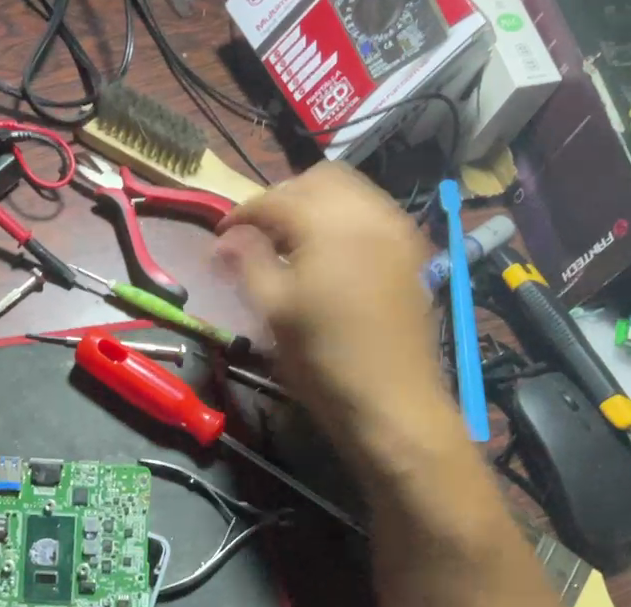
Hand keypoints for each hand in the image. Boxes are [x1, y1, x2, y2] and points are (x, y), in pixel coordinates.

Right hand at [216, 163, 451, 443]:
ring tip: (291, 245)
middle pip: (318, 180)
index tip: (219, 237)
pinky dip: (344, 222)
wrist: (390, 401)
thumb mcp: (273, 312)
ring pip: (350, 192)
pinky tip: (328, 256)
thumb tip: (223, 240)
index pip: (276, 198)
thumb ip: (247, 264)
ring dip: (315, 207)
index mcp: (328, 225)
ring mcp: (396, 230)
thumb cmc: (322, 361)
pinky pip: (373, 215)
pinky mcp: (411, 253)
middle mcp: (368, 212)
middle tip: (258, 235)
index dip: (241, 214)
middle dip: (283, 199)